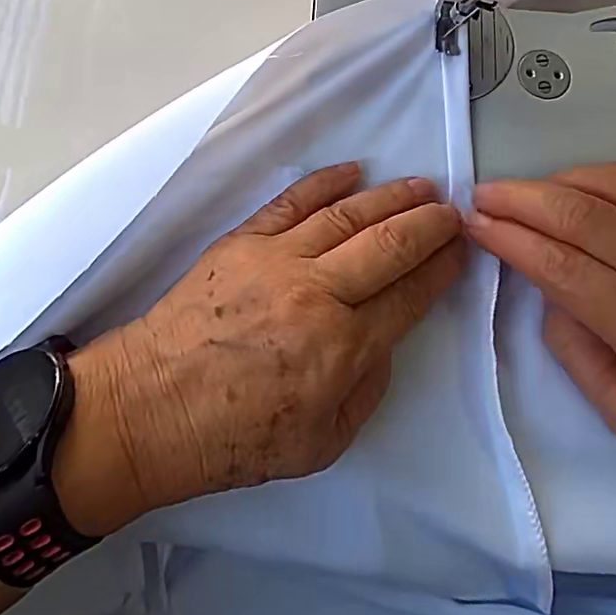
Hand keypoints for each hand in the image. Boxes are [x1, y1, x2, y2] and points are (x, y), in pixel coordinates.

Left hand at [62, 163, 465, 525]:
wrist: (155, 403)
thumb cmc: (236, 435)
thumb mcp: (325, 442)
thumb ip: (366, 386)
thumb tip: (379, 336)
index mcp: (344, 347)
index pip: (409, 295)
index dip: (441, 269)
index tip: (460, 251)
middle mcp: (316, 293)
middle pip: (387, 245)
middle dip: (428, 224)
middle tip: (452, 210)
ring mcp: (274, 260)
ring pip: (344, 216)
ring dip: (388, 197)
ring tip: (419, 186)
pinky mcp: (239, 242)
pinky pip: (289, 203)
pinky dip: (323, 183)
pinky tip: (351, 172)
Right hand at [464, 162, 615, 499]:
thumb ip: (575, 349)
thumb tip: (544, 287)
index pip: (568, 270)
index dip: (512, 240)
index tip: (474, 224)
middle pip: (588, 219)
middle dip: (521, 199)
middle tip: (480, 196)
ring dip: (558, 180)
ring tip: (520, 192)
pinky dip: (600, 175)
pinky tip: (571, 186)